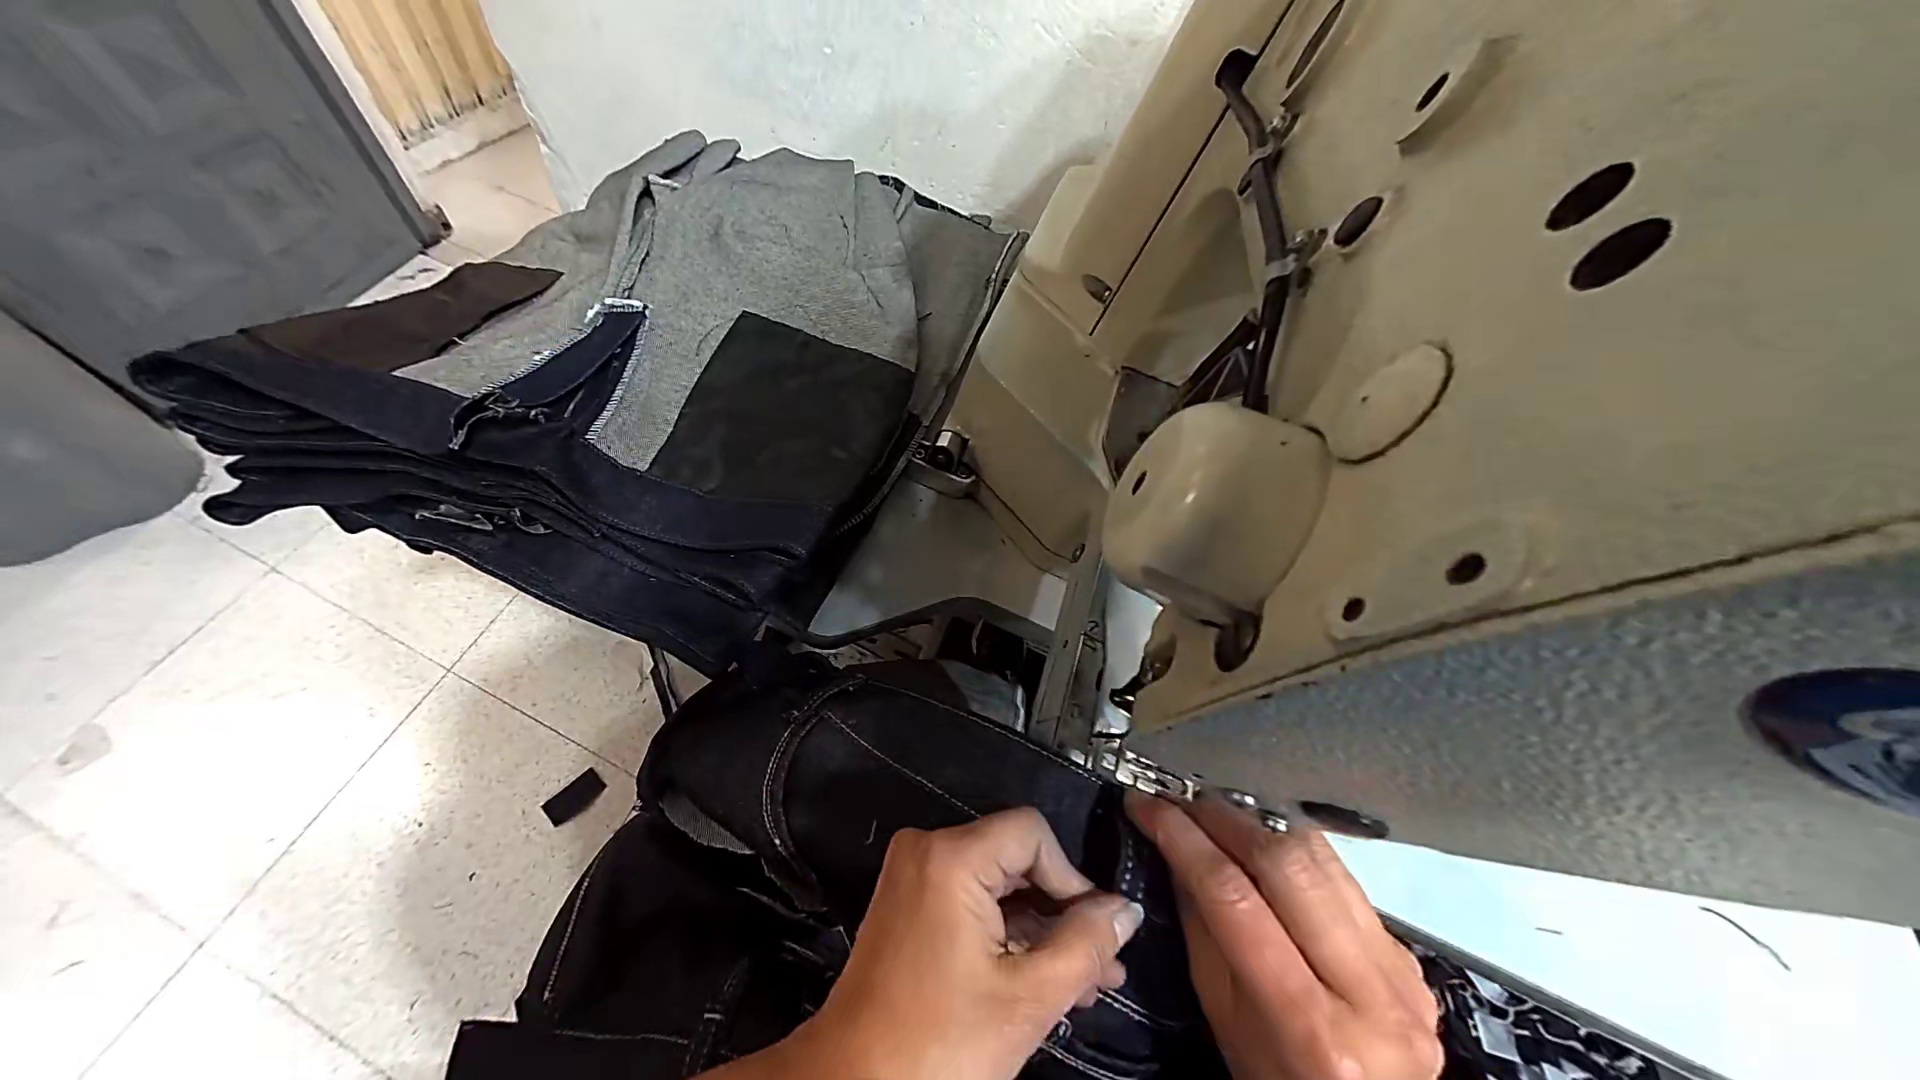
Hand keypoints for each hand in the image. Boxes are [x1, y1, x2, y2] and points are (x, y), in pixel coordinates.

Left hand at [708, 808, 1144, 1079]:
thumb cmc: (935, 1047)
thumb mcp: (1027, 997)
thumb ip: (1085, 945)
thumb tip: (1124, 911)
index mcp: (950, 857)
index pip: (1033, 833)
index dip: (1072, 878)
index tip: (1097, 927)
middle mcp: (927, 850)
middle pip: (1016, 857)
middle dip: (1063, 910)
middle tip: (1103, 960)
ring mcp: (915, 875)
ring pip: (998, 883)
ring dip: (1041, 927)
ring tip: (1085, 978)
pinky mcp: (911, 902)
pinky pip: (973, 899)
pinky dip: (1007, 931)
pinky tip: (1043, 974)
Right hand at [1127, 793, 1441, 1079]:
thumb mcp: (1223, 1017)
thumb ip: (1201, 928)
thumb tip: (1175, 848)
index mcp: (1311, 1027)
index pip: (1233, 898)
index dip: (1182, 838)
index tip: (1147, 805)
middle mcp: (1369, 994)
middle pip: (1285, 864)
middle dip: (1222, 817)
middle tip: (1180, 798)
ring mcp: (1399, 971)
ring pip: (1320, 857)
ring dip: (1256, 820)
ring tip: (1213, 810)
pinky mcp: (1409, 955)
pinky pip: (1341, 876)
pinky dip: (1292, 848)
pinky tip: (1261, 840)